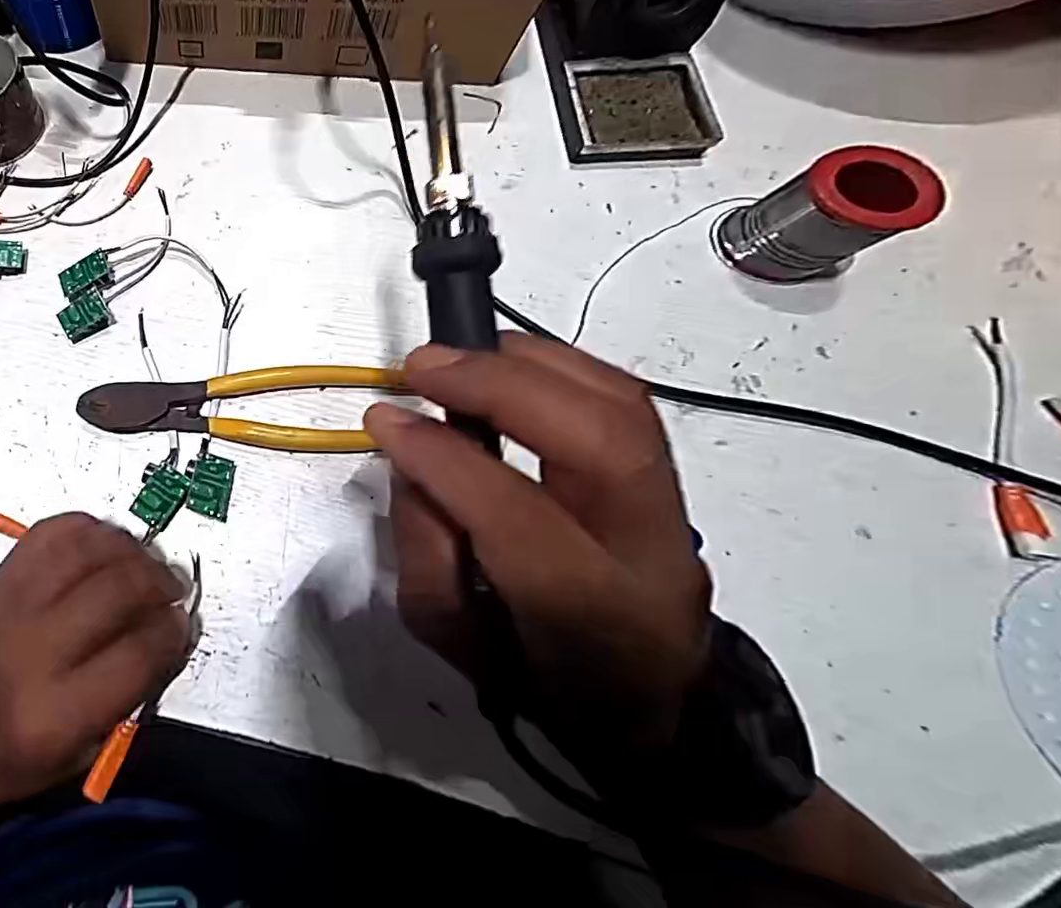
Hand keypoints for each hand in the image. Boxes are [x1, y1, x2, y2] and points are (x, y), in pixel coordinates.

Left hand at [0, 513, 190, 814]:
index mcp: (54, 714)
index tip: (182, 620)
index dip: (173, 629)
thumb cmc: (22, 752)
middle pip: (116, 590)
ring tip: (144, 560)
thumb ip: (138, 686)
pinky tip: (106, 545)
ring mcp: (9, 609)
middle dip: (159, 581)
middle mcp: (28, 654)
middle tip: (172, 585)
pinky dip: (89, 529)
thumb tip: (177, 625)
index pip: (137, 653)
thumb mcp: (89, 745)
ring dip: (129, 548)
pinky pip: (53, 532)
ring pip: (85, 550)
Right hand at [363, 338, 711, 748]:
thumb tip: (414, 460)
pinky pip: (623, 400)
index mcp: (589, 614)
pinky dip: (558, 367)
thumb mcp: (453, 637)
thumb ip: (423, 547)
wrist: (649, 703)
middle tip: (423, 367)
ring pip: (621, 406)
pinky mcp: (670, 478)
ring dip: (530, 364)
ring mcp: (674, 510)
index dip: (443, 456)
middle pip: (599, 442)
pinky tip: (506, 364)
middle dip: (500, 386)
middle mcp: (650, 555)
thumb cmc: (537, 677)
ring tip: (458, 357)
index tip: (386, 418)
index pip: (516, 515)